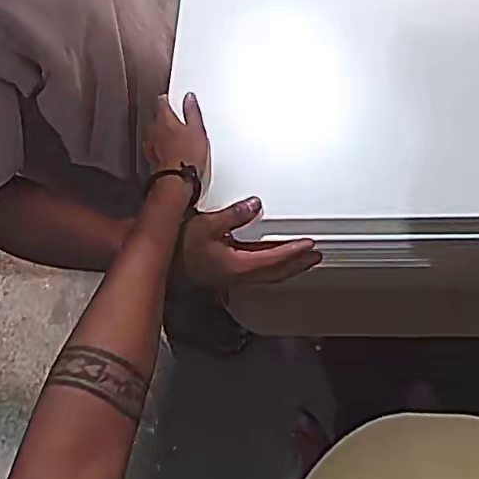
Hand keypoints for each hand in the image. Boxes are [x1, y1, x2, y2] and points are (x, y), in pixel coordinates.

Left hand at [145, 93, 208, 175]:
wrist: (176, 181)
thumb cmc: (188, 156)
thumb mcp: (197, 130)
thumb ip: (192, 112)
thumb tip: (189, 98)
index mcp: (166, 120)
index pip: (162, 104)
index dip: (166, 100)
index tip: (168, 99)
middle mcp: (155, 131)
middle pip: (157, 119)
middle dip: (164, 117)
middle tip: (175, 118)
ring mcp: (152, 146)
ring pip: (155, 133)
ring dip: (161, 133)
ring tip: (173, 136)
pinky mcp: (152, 160)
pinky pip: (155, 148)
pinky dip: (160, 147)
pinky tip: (169, 151)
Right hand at [179, 196, 321, 286]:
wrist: (162, 262)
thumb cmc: (179, 248)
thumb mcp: (205, 226)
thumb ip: (233, 215)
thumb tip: (254, 205)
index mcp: (237, 266)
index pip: (273, 259)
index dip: (293, 252)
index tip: (309, 245)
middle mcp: (238, 273)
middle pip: (276, 272)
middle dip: (298, 264)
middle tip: (316, 256)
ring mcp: (233, 273)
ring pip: (269, 273)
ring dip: (289, 266)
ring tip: (304, 257)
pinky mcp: (227, 269)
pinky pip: (258, 268)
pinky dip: (273, 263)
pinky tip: (274, 255)